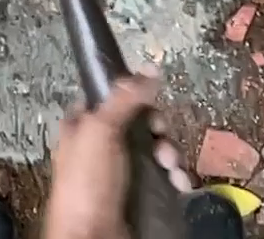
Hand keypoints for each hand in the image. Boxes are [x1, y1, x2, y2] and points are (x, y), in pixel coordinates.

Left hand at [43, 73, 193, 238]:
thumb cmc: (86, 183)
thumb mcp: (101, 129)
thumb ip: (125, 97)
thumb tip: (150, 68)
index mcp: (83, 125)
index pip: (111, 97)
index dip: (132, 94)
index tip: (149, 97)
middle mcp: (102, 146)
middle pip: (139, 121)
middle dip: (158, 127)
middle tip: (161, 137)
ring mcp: (122, 173)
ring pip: (156, 148)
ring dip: (170, 154)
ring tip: (172, 167)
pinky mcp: (141, 196)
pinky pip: (165, 177)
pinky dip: (176, 177)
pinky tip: (180, 182)